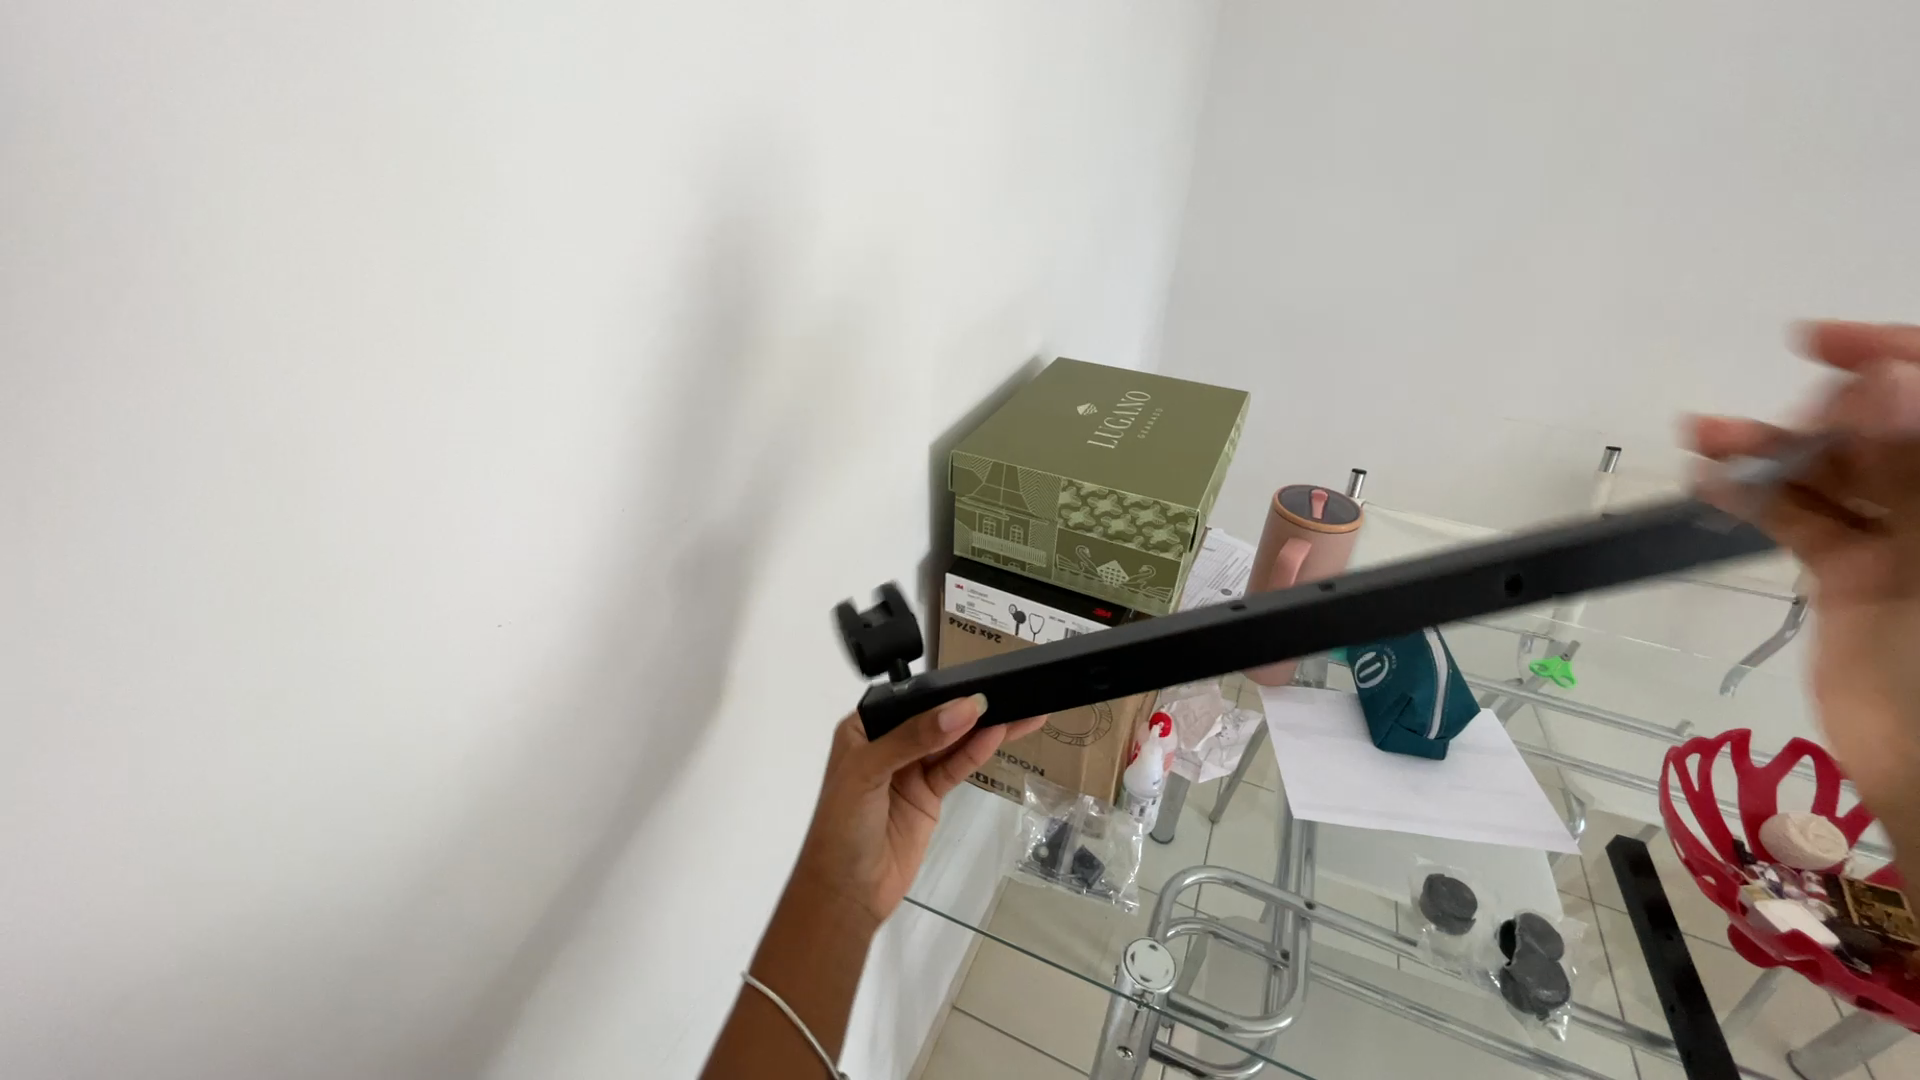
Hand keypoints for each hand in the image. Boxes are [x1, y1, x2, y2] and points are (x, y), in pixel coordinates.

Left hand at [791, 696, 1047, 927]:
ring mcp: (910, 771)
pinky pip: (956, 767)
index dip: (941, 690)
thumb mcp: (869, 772)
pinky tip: (1000, 735)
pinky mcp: (929, 796)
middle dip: (968, 707)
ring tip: (1021, 710)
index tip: (978, 679)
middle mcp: (887, 745)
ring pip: (952, 742)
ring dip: (983, 728)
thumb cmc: (842, 826)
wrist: (847, 895)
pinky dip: (977, 752)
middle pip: (935, 720)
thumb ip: (914, 737)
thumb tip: (964, 709)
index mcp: (863, 729)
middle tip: (1010, 691)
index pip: (908, 701)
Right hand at [1691, 321, 1919, 810]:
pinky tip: (1709, 480)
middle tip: (1775, 415)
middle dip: (1833, 408)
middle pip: (1902, 428)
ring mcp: (1919, 540)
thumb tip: (1886, 380)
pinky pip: (1803, 519)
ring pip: (1842, 471)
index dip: (1911, 356)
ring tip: (1703, 435)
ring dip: (1771, 450)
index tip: (1832, 343)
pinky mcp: (1858, 574)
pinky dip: (1753, 497)